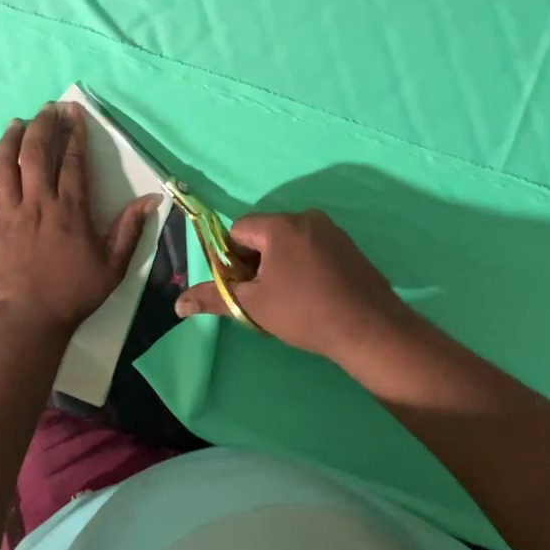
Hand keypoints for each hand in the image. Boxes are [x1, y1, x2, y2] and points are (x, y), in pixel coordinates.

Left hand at [0, 103, 159, 339]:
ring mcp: (9, 213)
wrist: (31, 320)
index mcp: (70, 210)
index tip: (75, 112)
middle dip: (42, 125)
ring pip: (4, 166)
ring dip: (9, 140)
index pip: (73, 161)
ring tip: (17, 123)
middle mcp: (38, 204)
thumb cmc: (75, 292)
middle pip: (35, 153)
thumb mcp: (113, 265)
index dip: (74, 133)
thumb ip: (130, 229)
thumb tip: (151, 199)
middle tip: (47, 109)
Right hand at [174, 209, 412, 360]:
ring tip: (292, 299)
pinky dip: (306, 267)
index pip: (238, 230)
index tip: (246, 286)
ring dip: (282, 265)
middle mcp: (306, 218)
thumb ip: (213, 298)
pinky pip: (313, 249)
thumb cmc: (306, 313)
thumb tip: (177, 304)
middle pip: (265, 234)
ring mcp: (332, 231)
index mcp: (279, 225)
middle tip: (266, 296)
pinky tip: (315, 295)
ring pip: (290, 242)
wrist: (372, 331)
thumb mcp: (253, 306)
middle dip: (258, 262)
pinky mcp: (350, 247)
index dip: (234, 259)